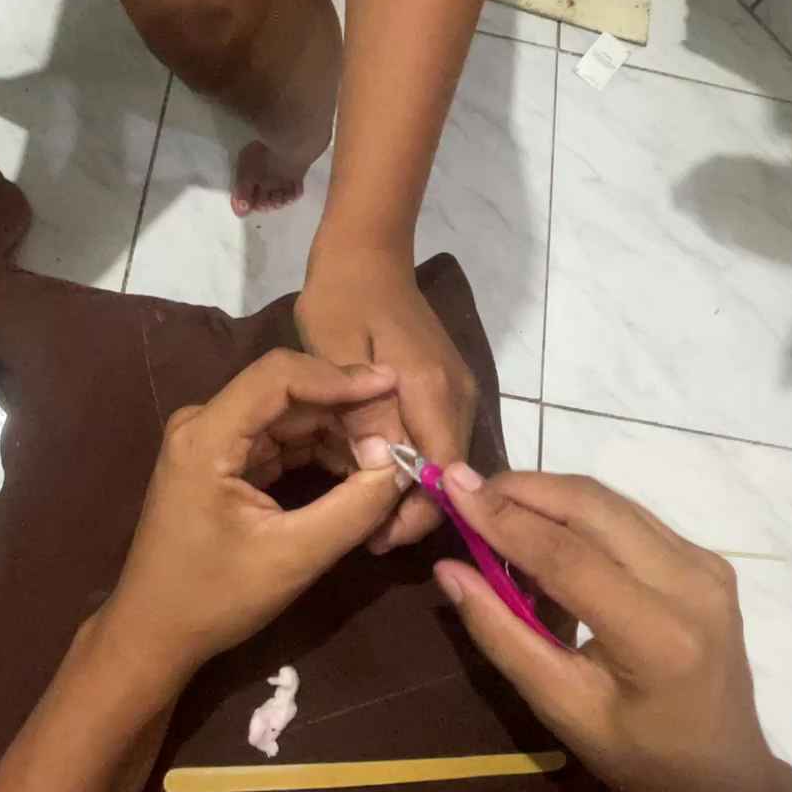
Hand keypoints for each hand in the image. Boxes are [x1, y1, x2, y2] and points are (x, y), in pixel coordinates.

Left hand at [100, 350, 411, 680]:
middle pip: (290, 392)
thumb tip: (403, 465)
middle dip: (349, 410)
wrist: (156, 630)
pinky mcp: (225, 457)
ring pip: (291, 414)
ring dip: (340, 431)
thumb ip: (353, 507)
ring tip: (389, 456)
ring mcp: (214, 438)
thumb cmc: (214, 598)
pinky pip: (282, 438)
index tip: (393, 387)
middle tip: (402, 438)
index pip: (280, 376)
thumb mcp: (292, 556)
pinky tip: (360, 468)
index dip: (340, 376)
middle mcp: (206, 422)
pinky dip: (321, 450)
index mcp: (207, 436)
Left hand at [296, 251, 475, 552]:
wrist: (366, 251)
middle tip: (357, 533)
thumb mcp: (335, 352)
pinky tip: (362, 469)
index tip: (372, 540)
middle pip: (446, 472)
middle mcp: (455, 395)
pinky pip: (428, 437)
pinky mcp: (442, 387)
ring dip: (400, 487)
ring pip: (437, 458)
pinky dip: (400, 460)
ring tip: (352, 508)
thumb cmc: (340, 298)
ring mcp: (453, 390)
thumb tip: (385, 475)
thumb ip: (363, 415)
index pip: (442, 474)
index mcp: (431, 389)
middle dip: (404, 508)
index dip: (412, 515)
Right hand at [431, 468, 781, 791]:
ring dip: (543, 493)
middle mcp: (691, 585)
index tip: (451, 484)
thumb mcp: (557, 705)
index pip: (566, 556)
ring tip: (493, 509)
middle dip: (520, 488)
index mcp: (658, 637)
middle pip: (590, 507)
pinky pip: (623, 513)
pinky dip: (571, 509)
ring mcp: (704, 564)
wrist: (724, 773)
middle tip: (466, 491)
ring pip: (606, 500)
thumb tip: (448, 568)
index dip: (503, 517)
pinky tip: (540, 528)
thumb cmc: (635, 753)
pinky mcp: (704, 556)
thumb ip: (500, 632)